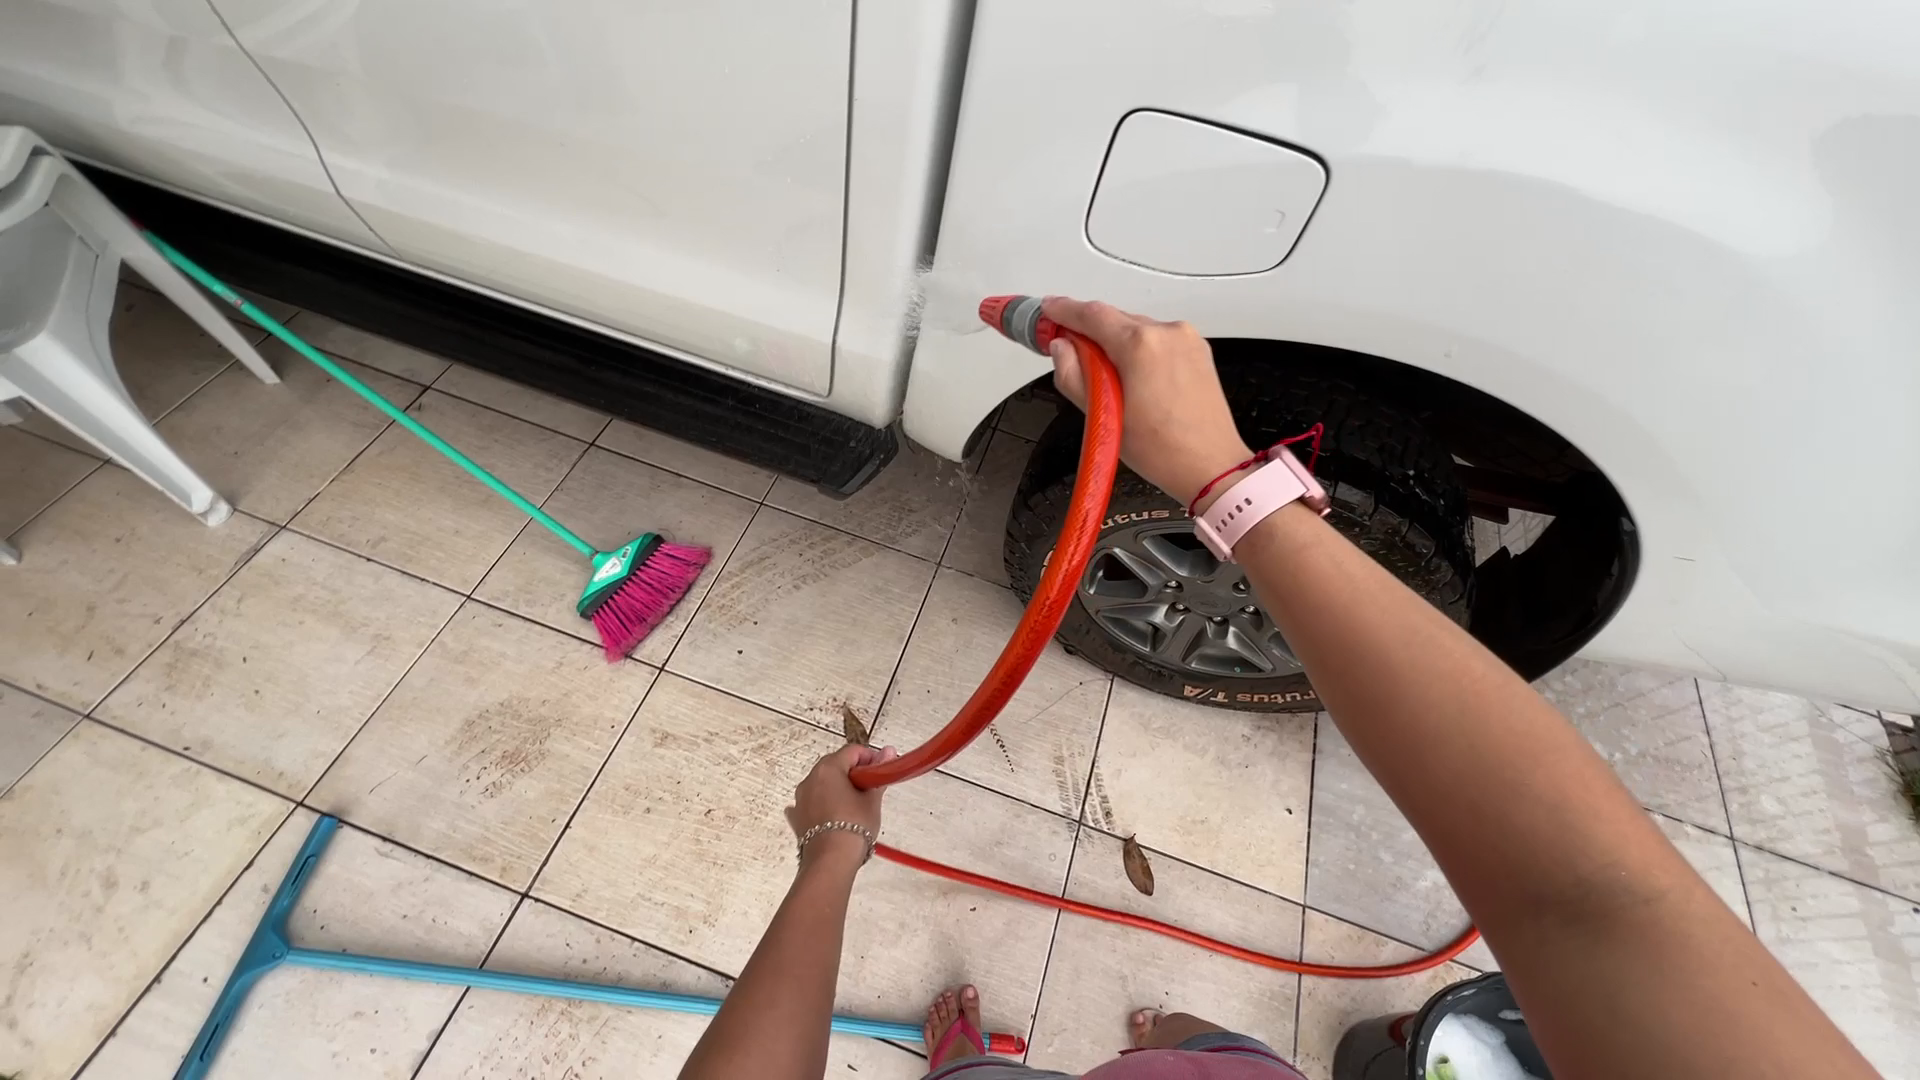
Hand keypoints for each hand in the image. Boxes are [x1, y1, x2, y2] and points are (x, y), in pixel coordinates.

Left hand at [786, 743, 896, 870]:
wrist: (831, 862)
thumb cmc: (851, 829)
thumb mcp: (872, 799)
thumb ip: (878, 774)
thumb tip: (888, 753)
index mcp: (828, 768)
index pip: (853, 751)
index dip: (870, 759)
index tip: (880, 771)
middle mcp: (810, 779)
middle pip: (836, 765)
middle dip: (854, 774)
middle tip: (871, 788)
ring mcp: (801, 799)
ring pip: (823, 784)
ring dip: (839, 789)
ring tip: (856, 807)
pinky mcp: (797, 817)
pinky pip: (812, 803)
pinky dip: (824, 806)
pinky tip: (835, 816)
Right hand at [1042, 297, 1253, 506]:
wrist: (1209, 465)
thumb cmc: (1162, 449)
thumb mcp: (1103, 415)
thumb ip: (1073, 375)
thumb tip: (1061, 350)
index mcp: (1140, 345)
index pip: (1091, 314)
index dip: (1063, 310)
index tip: (1048, 310)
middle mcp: (1167, 333)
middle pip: (1114, 318)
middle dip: (1088, 331)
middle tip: (1067, 349)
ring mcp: (1186, 339)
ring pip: (1136, 329)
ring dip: (1114, 343)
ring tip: (1103, 377)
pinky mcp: (1197, 350)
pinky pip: (1157, 340)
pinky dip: (1138, 350)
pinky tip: (1130, 378)